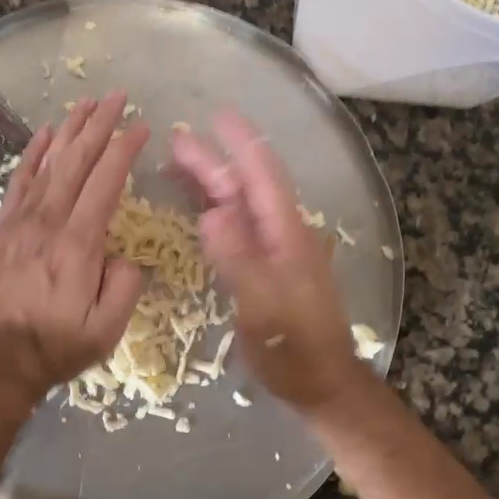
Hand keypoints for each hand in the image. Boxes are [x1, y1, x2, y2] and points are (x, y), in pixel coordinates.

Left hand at [0, 91, 149, 403]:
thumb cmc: (56, 347)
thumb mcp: (106, 331)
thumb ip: (125, 287)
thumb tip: (125, 255)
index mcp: (78, 245)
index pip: (106, 183)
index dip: (124, 150)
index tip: (141, 126)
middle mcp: (48, 223)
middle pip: (77, 161)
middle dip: (99, 125)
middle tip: (118, 96)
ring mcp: (22, 222)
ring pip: (49, 163)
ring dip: (70, 130)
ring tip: (87, 103)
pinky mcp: (4, 228)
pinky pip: (19, 181)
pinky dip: (33, 154)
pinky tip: (44, 134)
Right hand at [170, 110, 371, 411]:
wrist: (322, 382)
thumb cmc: (294, 348)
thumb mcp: (264, 306)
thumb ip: (239, 259)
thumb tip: (210, 216)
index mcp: (287, 233)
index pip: (263, 175)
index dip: (241, 143)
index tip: (217, 116)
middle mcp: (282, 233)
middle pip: (246, 185)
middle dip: (214, 160)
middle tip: (176, 139)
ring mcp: (274, 251)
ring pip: (240, 205)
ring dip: (212, 182)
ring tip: (177, 162)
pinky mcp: (266, 268)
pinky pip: (237, 228)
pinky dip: (214, 211)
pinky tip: (197, 210)